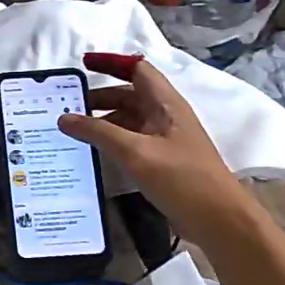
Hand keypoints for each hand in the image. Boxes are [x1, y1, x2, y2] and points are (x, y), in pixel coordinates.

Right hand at [57, 53, 255, 246]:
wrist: (221, 221)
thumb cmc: (183, 179)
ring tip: (73, 130)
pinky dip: (110, 141)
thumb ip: (98, 132)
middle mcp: (165, 116)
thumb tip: (64, 118)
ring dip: (102, 121)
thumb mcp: (136, 153)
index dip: (111, 62)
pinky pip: (130, 141)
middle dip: (99, 98)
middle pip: (129, 95)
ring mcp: (164, 140)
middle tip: (66, 106)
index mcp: (166, 105)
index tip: (82, 64)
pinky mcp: (162, 161)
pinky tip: (92, 151)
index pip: (137, 70)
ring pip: (128, 120)